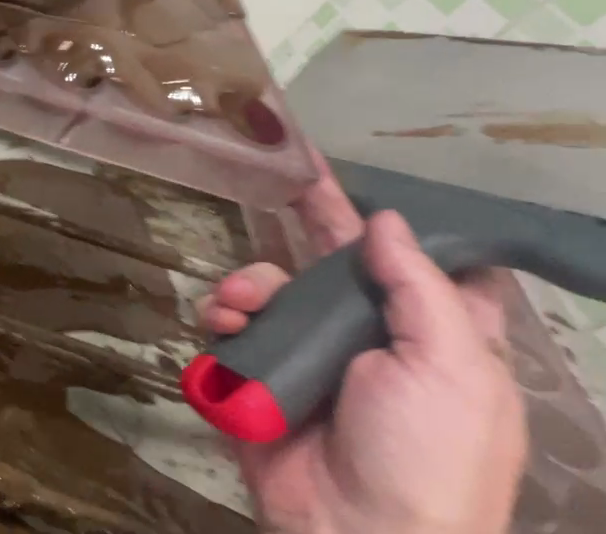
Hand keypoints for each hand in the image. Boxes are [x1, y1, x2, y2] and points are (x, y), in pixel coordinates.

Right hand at [198, 163, 526, 533]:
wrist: (354, 529)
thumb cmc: (425, 450)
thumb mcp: (450, 370)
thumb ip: (419, 290)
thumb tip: (386, 219)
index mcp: (427, 335)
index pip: (409, 261)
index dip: (382, 219)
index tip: (346, 174)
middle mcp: (363, 336)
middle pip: (325, 263)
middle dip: (299, 228)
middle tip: (274, 182)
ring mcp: (305, 354)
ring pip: (268, 288)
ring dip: (249, 283)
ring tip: (241, 304)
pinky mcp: (254, 370)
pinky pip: (228, 323)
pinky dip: (221, 315)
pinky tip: (225, 324)